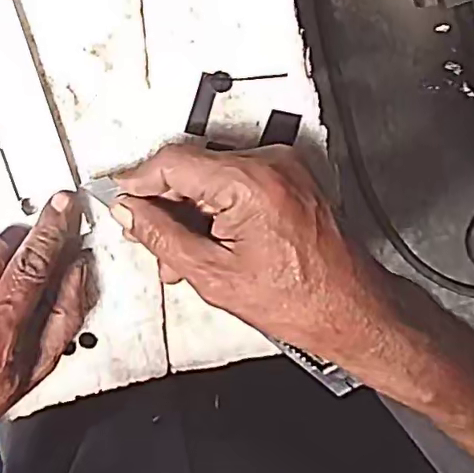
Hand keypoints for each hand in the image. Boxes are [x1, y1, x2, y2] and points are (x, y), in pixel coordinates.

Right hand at [113, 144, 402, 362]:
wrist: (353, 310)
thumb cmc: (303, 300)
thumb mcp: (213, 275)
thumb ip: (162, 236)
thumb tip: (130, 212)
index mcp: (250, 183)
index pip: (173, 162)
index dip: (138, 180)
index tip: (120, 194)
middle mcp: (269, 164)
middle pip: (191, 166)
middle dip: (165, 203)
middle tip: (148, 234)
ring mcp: (282, 166)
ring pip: (210, 174)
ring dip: (189, 208)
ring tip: (182, 251)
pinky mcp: (288, 175)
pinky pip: (235, 179)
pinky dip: (215, 205)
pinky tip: (208, 238)